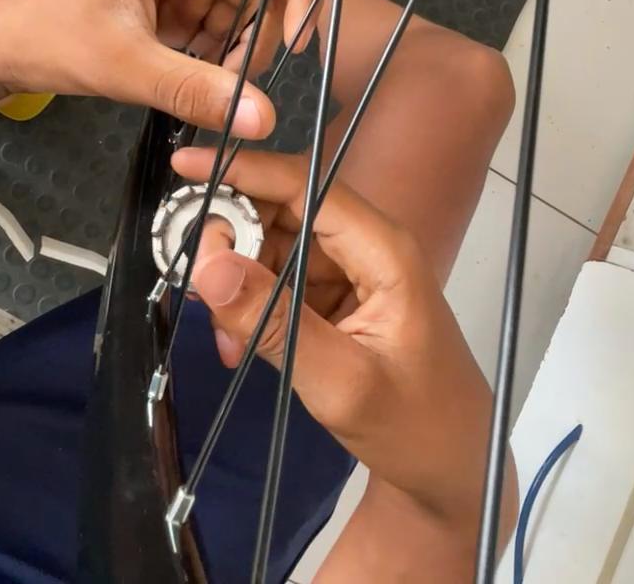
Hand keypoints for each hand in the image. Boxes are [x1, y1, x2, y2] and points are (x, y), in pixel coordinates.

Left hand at [0, 0, 318, 138]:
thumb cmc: (51, 36)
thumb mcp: (126, 65)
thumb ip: (196, 89)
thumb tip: (266, 118)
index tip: (293, 47)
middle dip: (262, 33)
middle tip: (237, 82)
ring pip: (243, 11)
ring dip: (239, 51)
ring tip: (210, 86)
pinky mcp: (171, 7)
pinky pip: (217, 29)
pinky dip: (218, 58)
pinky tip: (197, 81)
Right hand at [173, 147, 494, 528]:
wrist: (448, 468)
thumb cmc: (414, 425)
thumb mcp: (342, 382)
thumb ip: (276, 323)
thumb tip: (208, 265)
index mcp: (381, 248)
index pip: (305, 185)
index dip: (244, 169)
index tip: (184, 165)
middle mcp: (364, 245)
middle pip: (283, 210)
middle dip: (231, 235)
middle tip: (192, 277)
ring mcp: (349, 270)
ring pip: (274, 245)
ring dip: (238, 280)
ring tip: (223, 332)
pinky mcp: (335, 296)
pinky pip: (279, 280)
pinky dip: (251, 305)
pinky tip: (238, 342)